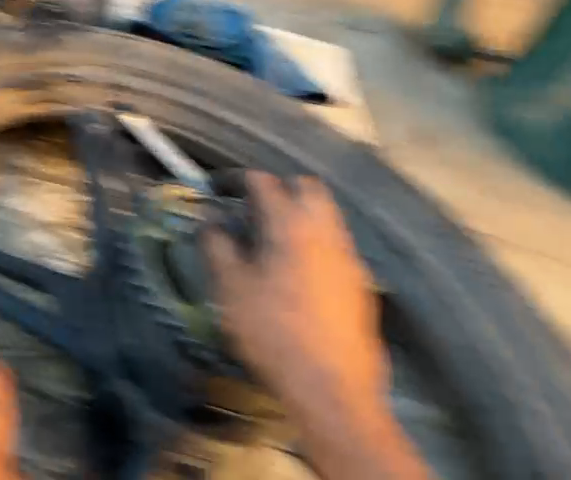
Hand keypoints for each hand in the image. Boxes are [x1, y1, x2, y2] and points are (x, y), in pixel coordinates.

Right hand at [206, 173, 429, 479]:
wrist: (332, 390)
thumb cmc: (272, 331)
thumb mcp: (230, 286)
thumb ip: (216, 244)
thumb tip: (209, 218)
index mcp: (290, 224)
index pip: (263, 181)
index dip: (236, 179)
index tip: (217, 191)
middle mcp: (326, 232)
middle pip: (307, 187)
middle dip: (279, 188)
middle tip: (251, 206)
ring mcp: (349, 258)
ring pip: (327, 215)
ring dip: (300, 214)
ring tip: (271, 238)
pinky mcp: (361, 285)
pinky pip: (336, 245)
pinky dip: (315, 241)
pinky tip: (296, 270)